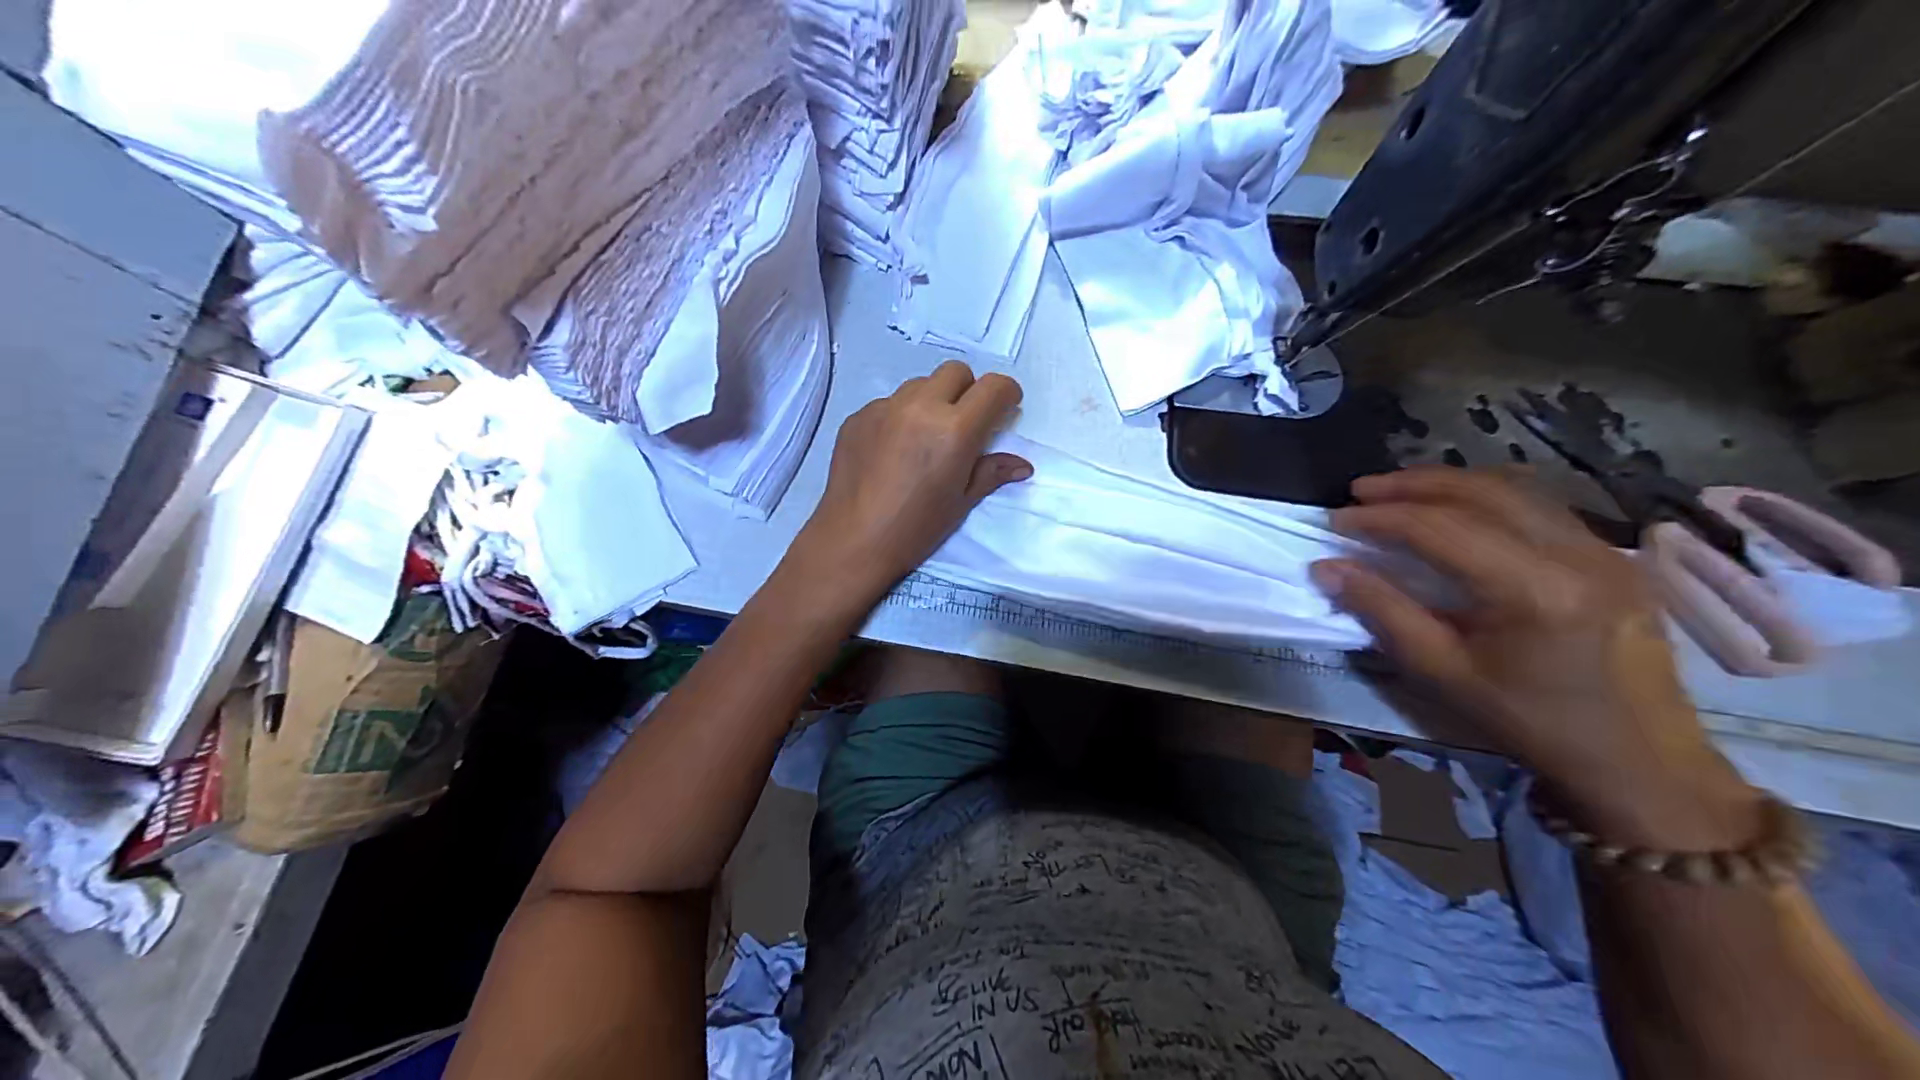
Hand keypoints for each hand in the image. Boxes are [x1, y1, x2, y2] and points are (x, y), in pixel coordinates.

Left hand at [785, 361, 1028, 607]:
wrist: (853, 540)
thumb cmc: (916, 528)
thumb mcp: (961, 502)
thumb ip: (991, 473)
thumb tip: (1021, 465)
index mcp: (954, 429)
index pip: (993, 387)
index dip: (1007, 393)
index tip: (1006, 408)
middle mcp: (920, 407)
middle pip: (956, 372)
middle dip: (969, 390)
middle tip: (966, 422)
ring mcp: (885, 408)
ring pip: (920, 384)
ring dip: (933, 400)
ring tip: (926, 437)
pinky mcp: (859, 416)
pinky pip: (889, 403)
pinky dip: (901, 416)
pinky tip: (894, 450)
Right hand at [1311, 467, 1763, 851]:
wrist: (1638, 759)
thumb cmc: (1529, 720)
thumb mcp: (1442, 671)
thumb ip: (1383, 610)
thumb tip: (1327, 567)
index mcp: (1534, 589)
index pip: (1442, 528)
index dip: (1381, 518)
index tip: (1336, 520)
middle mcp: (1577, 554)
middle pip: (1481, 492)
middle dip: (1411, 485)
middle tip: (1359, 492)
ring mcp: (1605, 550)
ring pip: (1516, 489)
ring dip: (1448, 484)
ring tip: (1399, 493)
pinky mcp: (1616, 556)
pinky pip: (1540, 507)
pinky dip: (1486, 498)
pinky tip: (1456, 511)